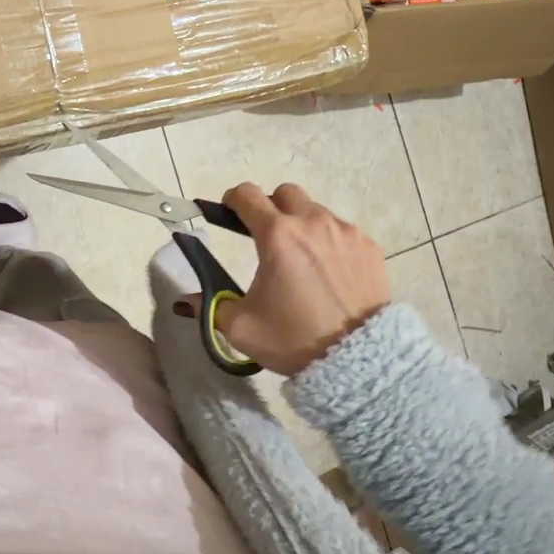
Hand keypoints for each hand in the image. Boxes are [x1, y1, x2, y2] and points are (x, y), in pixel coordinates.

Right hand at [184, 183, 390, 375]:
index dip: (233, 200)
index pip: (247, 194)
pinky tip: (330, 272)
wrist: (358, 360)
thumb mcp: (242, 328)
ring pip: (315, 211)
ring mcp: (344, 232)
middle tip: (267, 236)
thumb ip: (211, 307)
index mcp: (276, 235)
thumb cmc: (295, 339)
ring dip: (302, 225)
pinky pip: (342, 231)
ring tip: (302, 259)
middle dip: (271, 207)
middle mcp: (311, 222)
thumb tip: (185, 301)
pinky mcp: (368, 246)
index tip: (230, 213)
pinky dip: (330, 242)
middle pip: (284, 193)